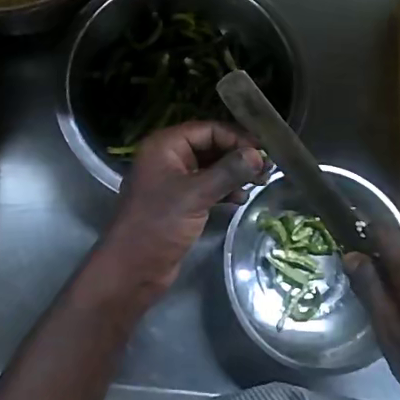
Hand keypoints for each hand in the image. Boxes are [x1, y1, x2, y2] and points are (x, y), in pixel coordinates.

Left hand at [97, 122, 264, 298]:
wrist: (132, 269)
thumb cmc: (159, 224)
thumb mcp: (196, 195)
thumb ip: (228, 172)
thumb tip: (258, 155)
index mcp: (164, 146)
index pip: (207, 130)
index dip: (236, 138)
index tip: (264, 150)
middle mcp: (168, 157)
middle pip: (210, 146)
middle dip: (237, 156)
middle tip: (267, 168)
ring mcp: (174, 180)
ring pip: (211, 167)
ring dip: (234, 173)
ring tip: (260, 183)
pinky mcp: (180, 202)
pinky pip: (207, 186)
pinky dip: (225, 189)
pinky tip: (242, 198)